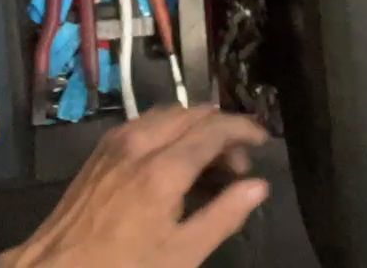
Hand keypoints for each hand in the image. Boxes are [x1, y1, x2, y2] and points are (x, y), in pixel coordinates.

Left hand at [0, 105, 270, 267]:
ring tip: (210, 161)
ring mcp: (117, 140)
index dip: (244, 128)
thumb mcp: (180, 257)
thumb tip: (258, 186)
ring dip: (195, 127)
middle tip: (238, 163)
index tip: (264, 138)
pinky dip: (171, 130)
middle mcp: (141, 142)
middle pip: (192, 114)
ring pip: (169, 114)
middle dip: (221, 129)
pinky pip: (146, 122)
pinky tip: (176, 158)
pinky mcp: (102, 148)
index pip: (214, 129)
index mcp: (163, 168)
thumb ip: (223, 216)